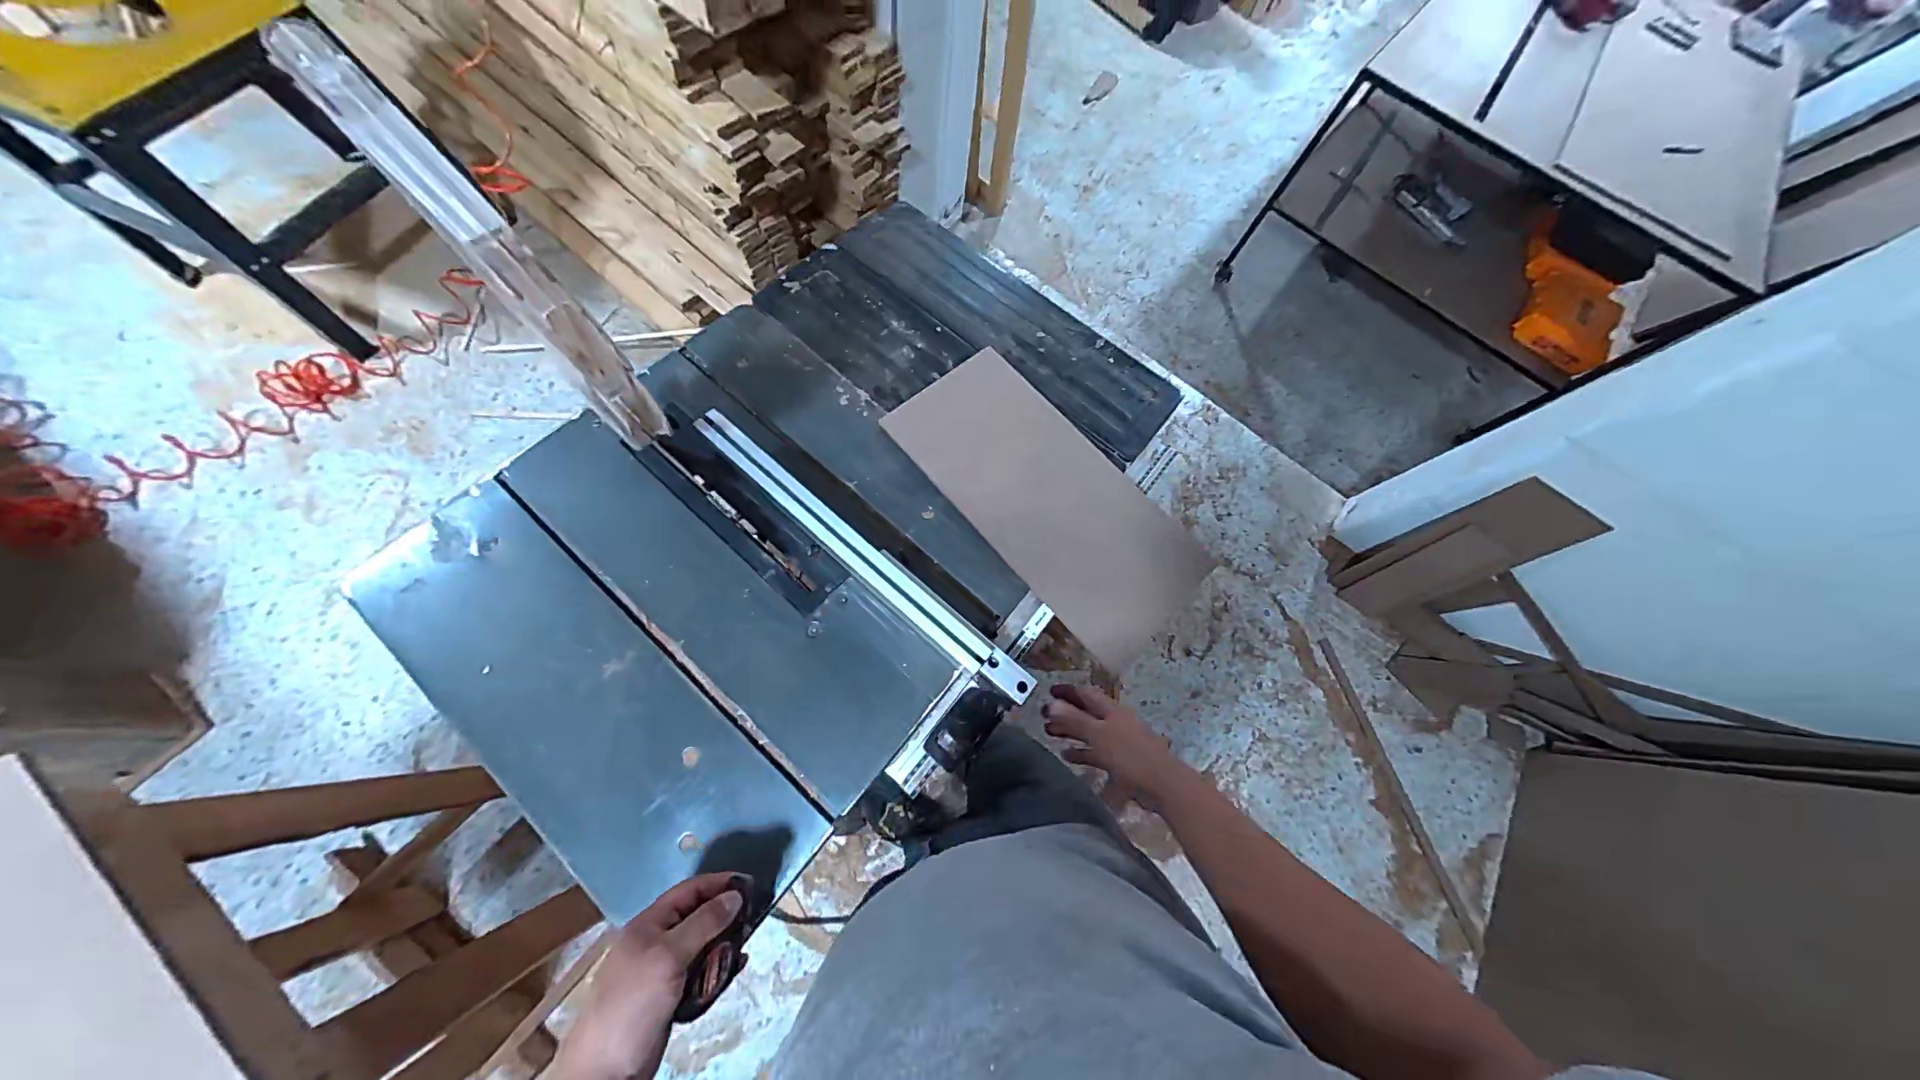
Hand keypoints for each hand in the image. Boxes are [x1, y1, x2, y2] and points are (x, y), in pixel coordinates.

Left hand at [550, 873, 745, 1079]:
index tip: (750, 884)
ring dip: (724, 943)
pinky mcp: (671, 994)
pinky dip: (718, 967)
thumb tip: (735, 895)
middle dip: (725, 915)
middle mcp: (656, 942)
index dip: (719, 883)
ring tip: (745, 945)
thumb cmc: (634, 1003)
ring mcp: (663, 970)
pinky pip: (701, 971)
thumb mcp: (669, 956)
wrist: (605, 1071)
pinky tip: (734, 969)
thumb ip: (704, 923)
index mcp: (648, 924)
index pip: (689, 891)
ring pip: (702, 945)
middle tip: (753, 917)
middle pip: (698, 916)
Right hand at [1042, 684, 1190, 810]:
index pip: (1086, 694)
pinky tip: (1068, 756)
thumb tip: (1051, 704)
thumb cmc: (1130, 756)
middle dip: (1067, 711)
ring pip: (1091, 732)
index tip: (1049, 691)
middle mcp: (1116, 722)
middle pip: (1087, 712)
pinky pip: (1097, 753)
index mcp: (1112, 711)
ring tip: (1050, 732)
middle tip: (1045, 713)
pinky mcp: (1122, 762)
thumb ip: (1074, 720)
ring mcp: (1120, 742)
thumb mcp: (1099, 735)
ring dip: (1071, 731)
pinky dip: (1082, 752)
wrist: (1162, 785)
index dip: (1068, 691)